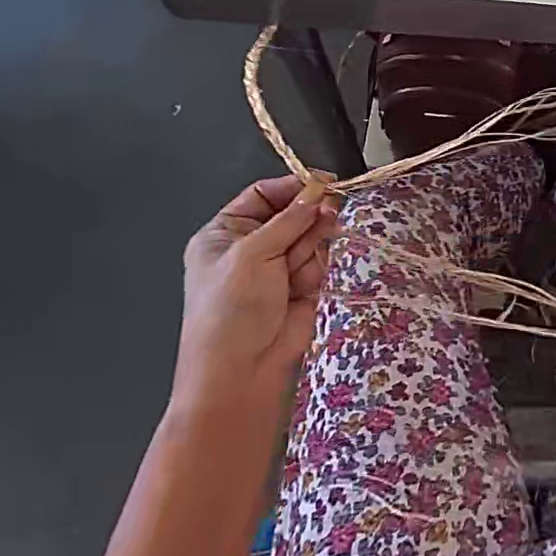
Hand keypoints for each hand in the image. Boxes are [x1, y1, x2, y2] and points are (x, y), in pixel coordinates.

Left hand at [172, 176, 336, 414]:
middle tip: (330, 207)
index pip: (263, 195)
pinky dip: (320, 263)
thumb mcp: (252, 253)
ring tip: (311, 250)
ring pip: (310, 235)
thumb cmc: (231, 310)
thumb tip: (316, 191)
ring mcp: (278, 268)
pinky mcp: (302, 287)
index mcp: (225, 233)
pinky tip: (313, 273)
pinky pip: (320, 261)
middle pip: (291, 213)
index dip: (291, 186)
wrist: (242, 374)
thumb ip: (289, 219)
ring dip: (315, 238)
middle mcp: (252, 247)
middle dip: (309, 211)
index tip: (321, 180)